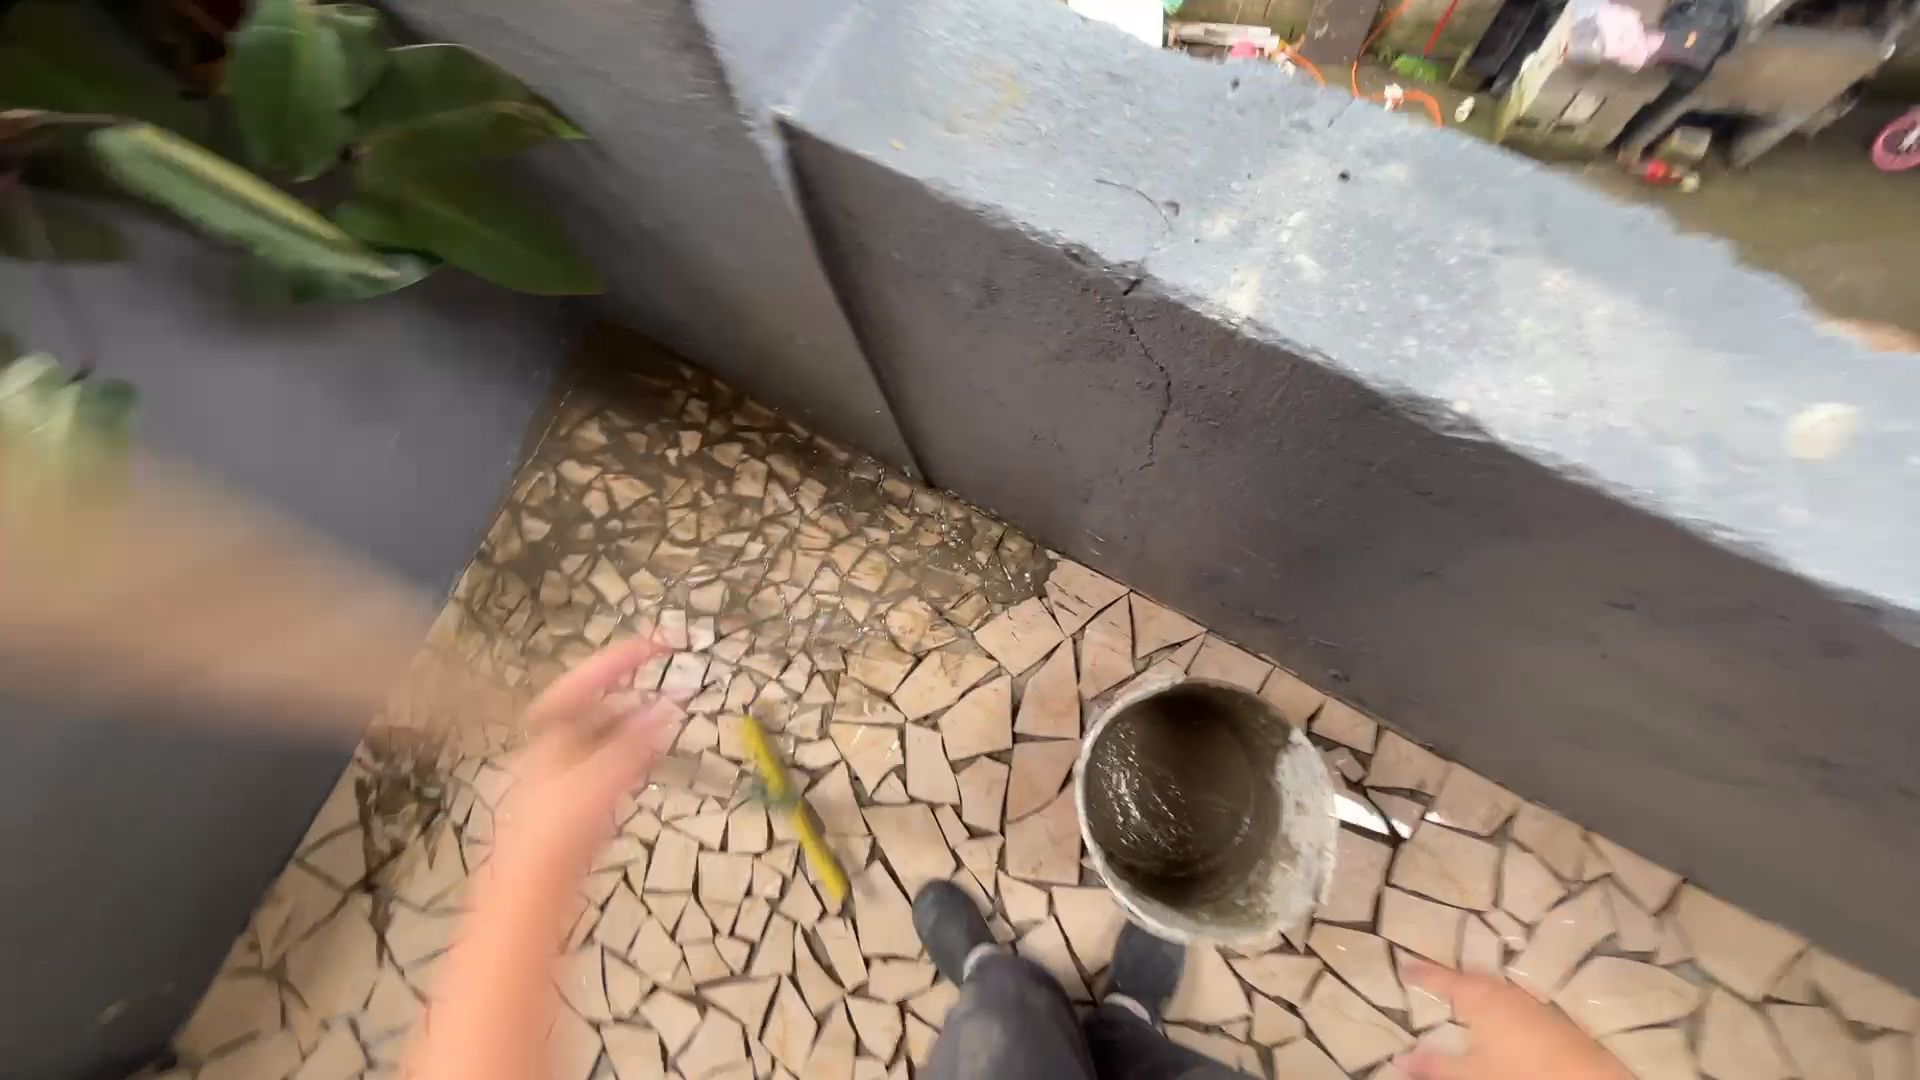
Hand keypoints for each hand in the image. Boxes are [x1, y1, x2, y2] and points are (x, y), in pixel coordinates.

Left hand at [493, 637, 684, 878]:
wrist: (529, 894)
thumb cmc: (555, 835)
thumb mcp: (596, 784)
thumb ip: (633, 745)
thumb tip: (669, 706)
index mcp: (548, 737)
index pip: (581, 684)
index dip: (616, 659)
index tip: (657, 644)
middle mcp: (552, 748)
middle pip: (591, 704)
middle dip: (627, 684)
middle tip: (665, 669)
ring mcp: (562, 774)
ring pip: (601, 731)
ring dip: (633, 714)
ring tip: (666, 706)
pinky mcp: (575, 800)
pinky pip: (608, 757)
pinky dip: (633, 745)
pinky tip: (650, 752)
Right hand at [1398, 961, 1634, 1079]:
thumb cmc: (1524, 1074)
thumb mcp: (1474, 1075)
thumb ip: (1436, 1066)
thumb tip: (1399, 1059)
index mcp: (1477, 996)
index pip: (1440, 977)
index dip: (1421, 972)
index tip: (1404, 966)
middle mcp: (1503, 991)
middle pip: (1470, 979)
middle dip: (1453, 980)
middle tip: (1435, 982)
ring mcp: (1533, 1004)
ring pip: (1497, 990)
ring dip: (1480, 993)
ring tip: (1468, 1001)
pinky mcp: (1558, 1021)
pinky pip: (1518, 1004)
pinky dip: (1504, 1008)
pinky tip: (1507, 1024)